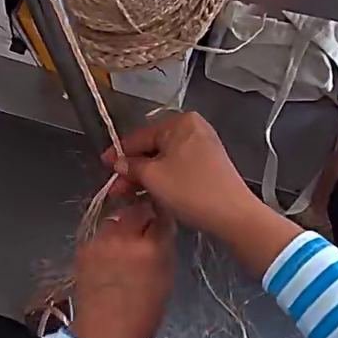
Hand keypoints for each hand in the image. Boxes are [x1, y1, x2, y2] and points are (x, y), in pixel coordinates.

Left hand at [73, 199, 175, 337]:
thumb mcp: (166, 279)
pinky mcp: (84, 248)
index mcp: (151, 247)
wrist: (103, 335)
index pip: (162, 214)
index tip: (164, 222)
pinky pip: (101, 233)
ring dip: (125, 225)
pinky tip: (111, 256)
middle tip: (147, 230)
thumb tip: (163, 227)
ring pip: (118, 218)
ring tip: (127, 244)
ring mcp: (101, 241)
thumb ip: (165, 247)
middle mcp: (124, 237)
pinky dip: (109, 239)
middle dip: (145, 214)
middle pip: (138, 208)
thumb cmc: (142, 314)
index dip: (164, 217)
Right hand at [106, 113, 300, 276]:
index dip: (120, 152)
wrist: (233, 215)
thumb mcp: (153, 177)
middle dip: (133, 169)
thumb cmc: (190, 190)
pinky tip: (150, 192)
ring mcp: (204, 147)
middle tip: (116, 188)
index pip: (140, 136)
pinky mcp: (210, 166)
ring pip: (165, 160)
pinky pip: (178, 167)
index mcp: (181, 123)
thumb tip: (119, 162)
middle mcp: (194, 129)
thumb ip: (132, 166)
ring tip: (128, 194)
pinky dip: (163, 179)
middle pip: (153, 147)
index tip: (104, 165)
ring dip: (146, 176)